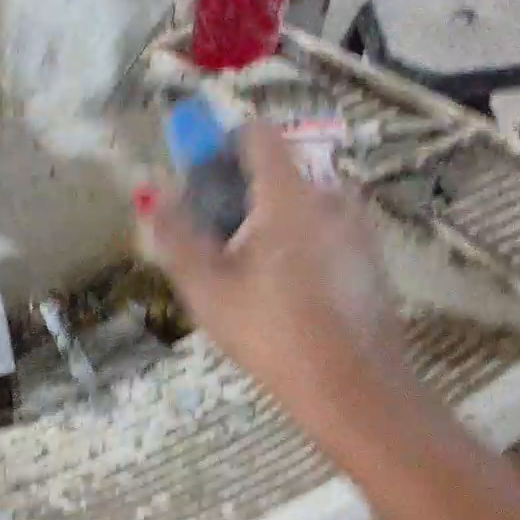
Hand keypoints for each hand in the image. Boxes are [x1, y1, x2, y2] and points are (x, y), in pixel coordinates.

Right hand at [139, 122, 411, 427]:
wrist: (351, 385)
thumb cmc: (268, 330)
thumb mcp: (204, 286)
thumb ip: (175, 233)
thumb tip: (152, 193)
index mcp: (288, 196)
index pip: (257, 135)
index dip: (219, 144)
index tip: (194, 177)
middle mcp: (329, 198)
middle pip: (275, 171)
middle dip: (235, 192)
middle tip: (207, 239)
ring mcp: (355, 227)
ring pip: (296, 203)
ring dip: (262, 219)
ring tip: (237, 272)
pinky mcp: (367, 256)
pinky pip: (319, 230)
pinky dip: (290, 242)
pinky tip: (275, 291)